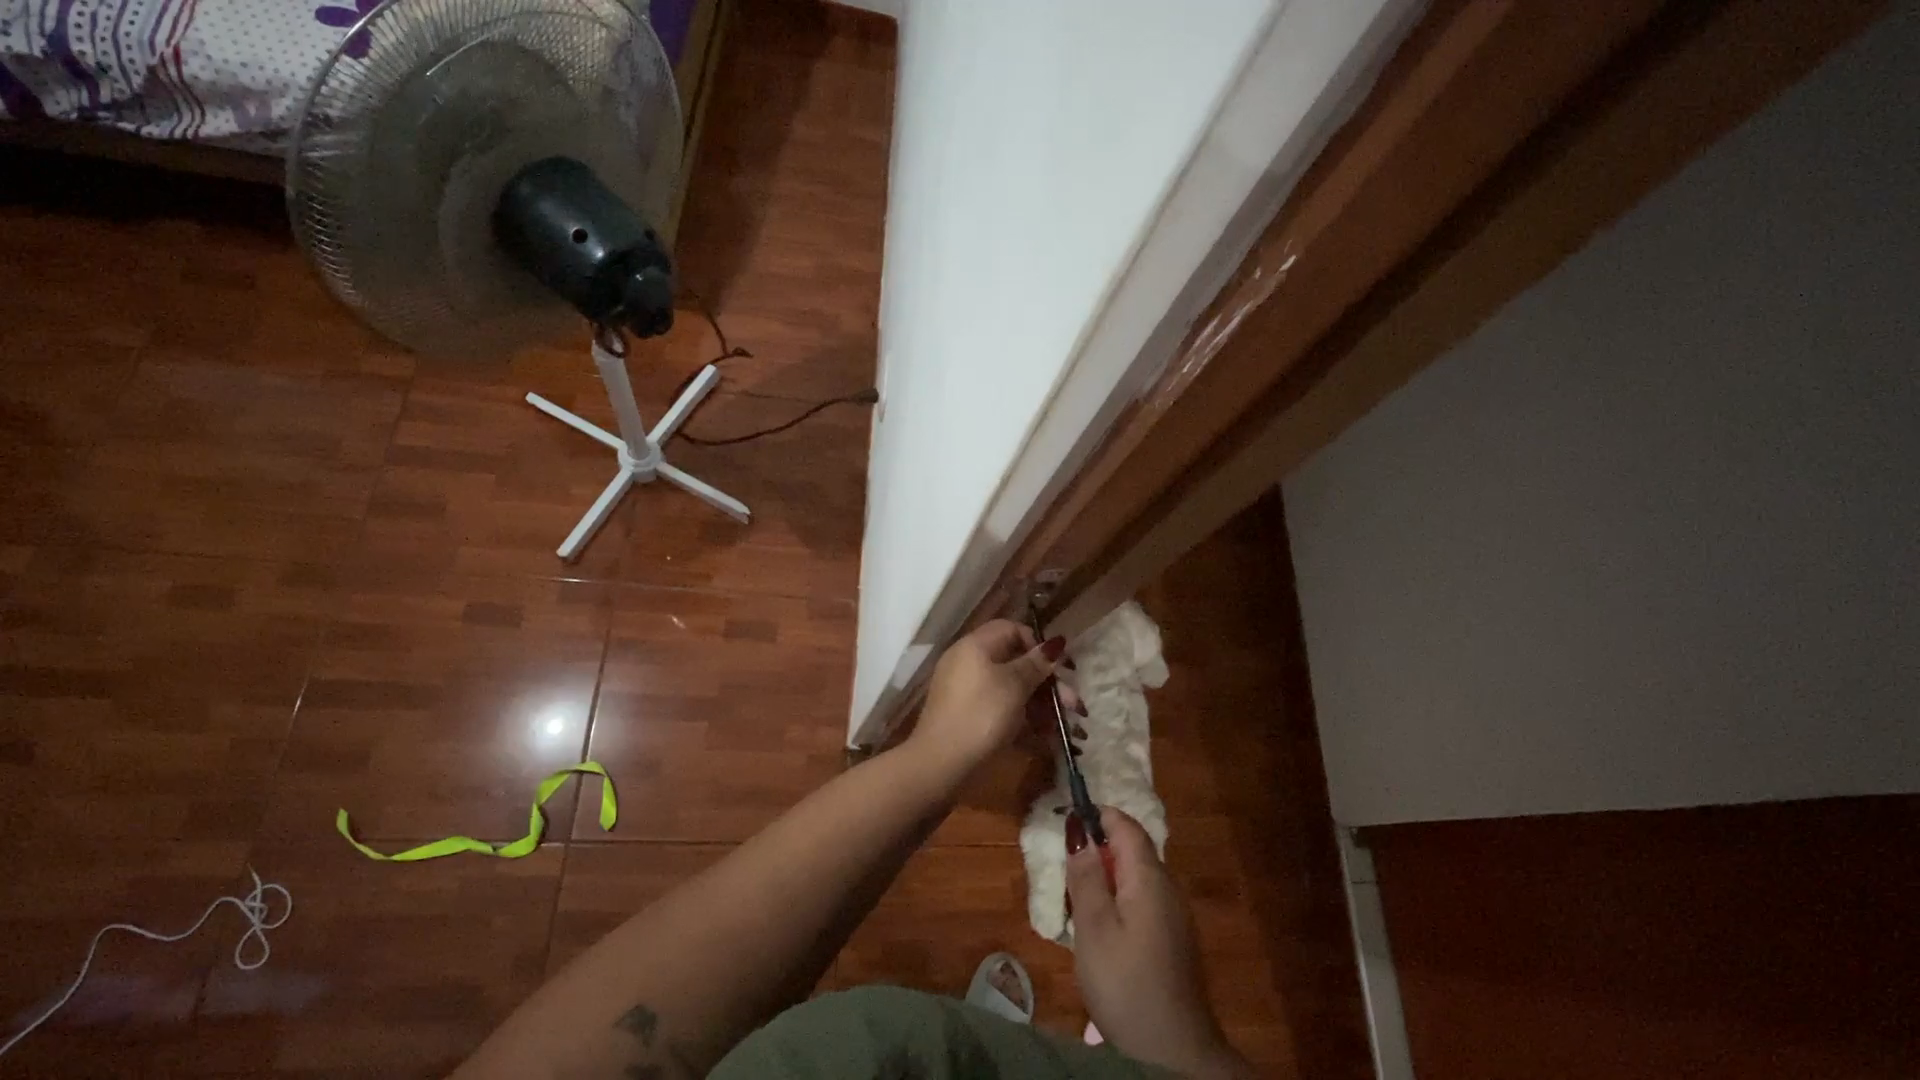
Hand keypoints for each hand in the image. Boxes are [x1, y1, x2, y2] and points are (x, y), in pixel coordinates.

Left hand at [910, 619, 1075, 776]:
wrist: (941, 761)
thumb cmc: (982, 714)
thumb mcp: (1015, 685)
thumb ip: (1036, 664)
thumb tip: (1055, 643)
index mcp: (976, 646)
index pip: (1011, 630)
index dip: (1037, 645)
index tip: (1057, 668)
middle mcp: (968, 662)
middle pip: (1015, 662)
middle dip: (1047, 683)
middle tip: (1073, 705)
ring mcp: (966, 690)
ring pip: (1011, 688)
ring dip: (1040, 704)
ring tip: (1061, 726)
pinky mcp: (967, 715)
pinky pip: (1000, 707)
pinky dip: (1022, 717)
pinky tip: (1042, 736)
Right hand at [1067, 808, 1250, 1078]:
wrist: (1172, 1048)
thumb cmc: (1125, 981)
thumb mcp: (1093, 925)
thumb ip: (1086, 875)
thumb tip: (1080, 827)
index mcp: (1150, 876)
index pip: (1126, 825)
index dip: (1097, 815)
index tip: (1065, 820)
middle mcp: (1168, 886)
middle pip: (1131, 849)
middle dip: (1097, 848)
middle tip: (1061, 866)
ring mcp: (1174, 914)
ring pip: (1135, 877)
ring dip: (1104, 877)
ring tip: (1072, 897)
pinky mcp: (1172, 939)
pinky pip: (1142, 901)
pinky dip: (1117, 900)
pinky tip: (1098, 927)